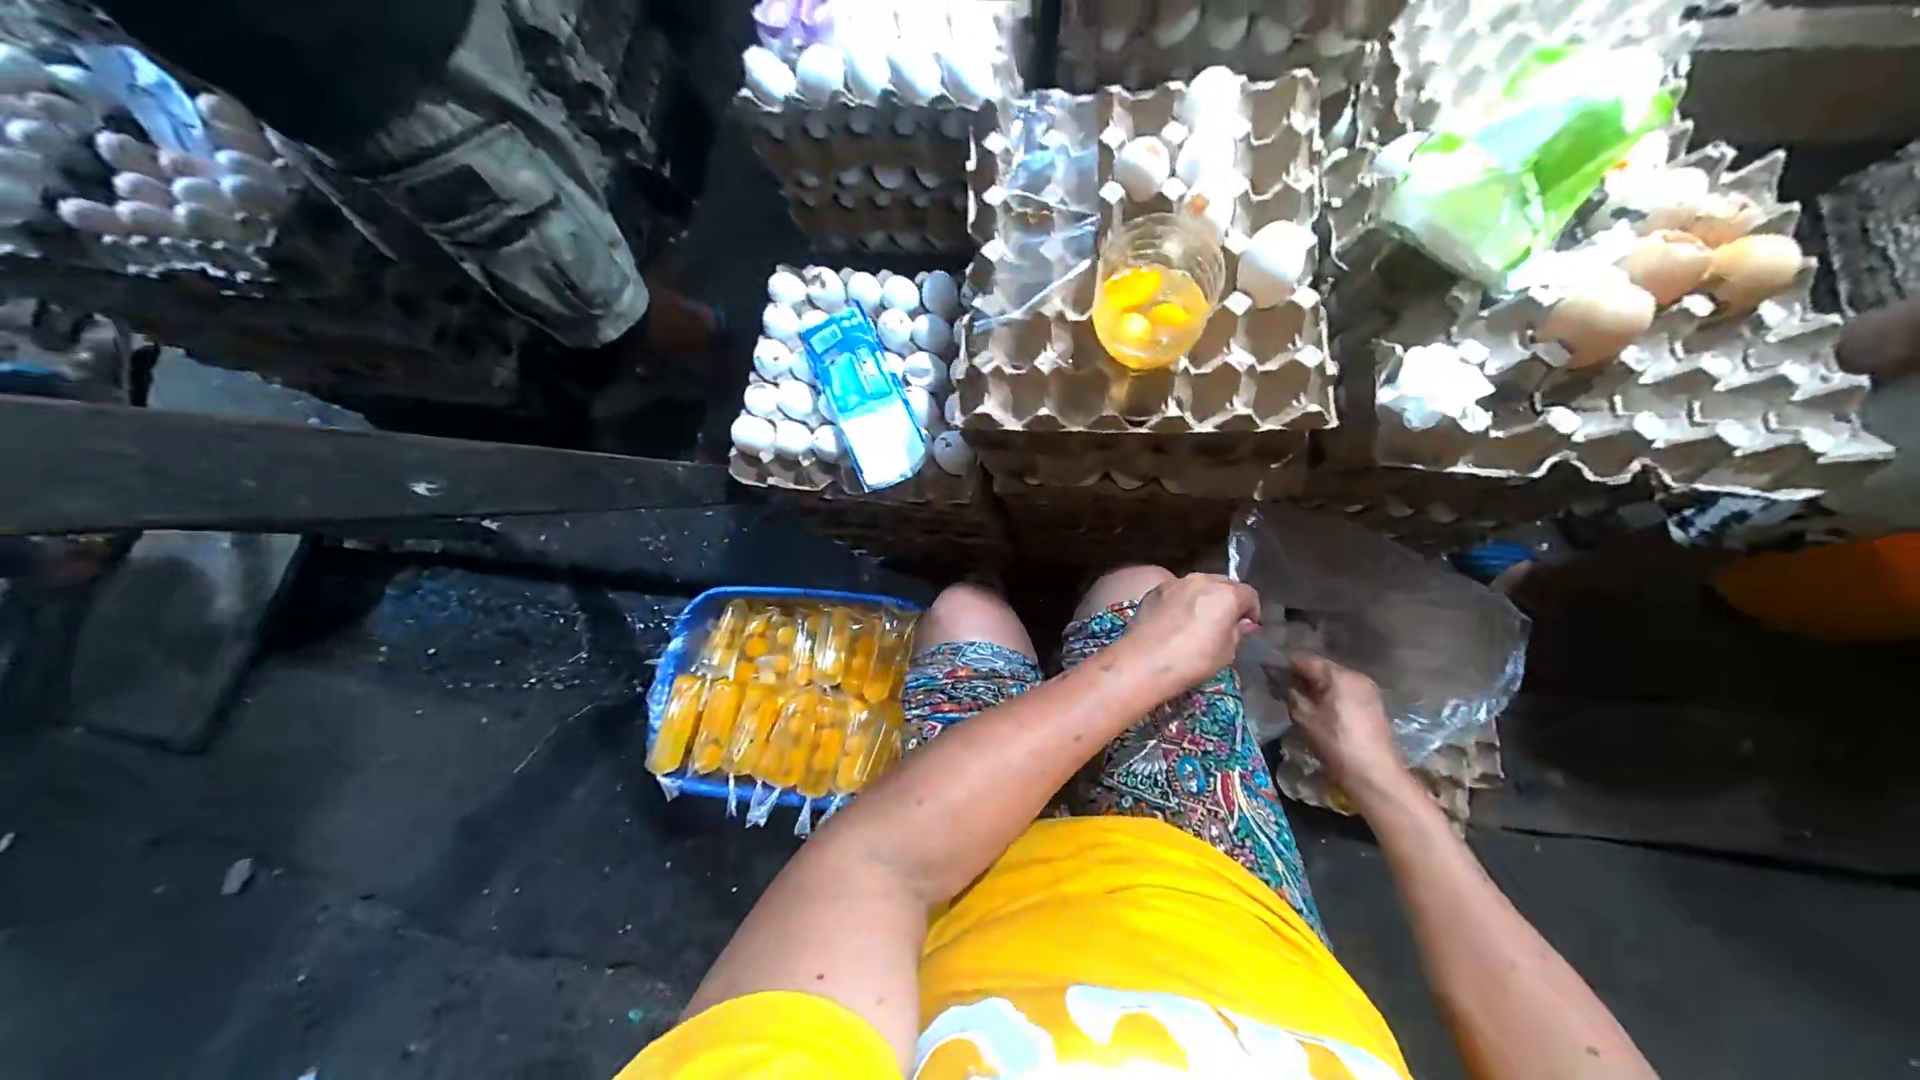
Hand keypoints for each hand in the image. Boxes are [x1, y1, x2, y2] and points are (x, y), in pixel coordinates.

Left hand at [1114, 573, 1260, 692]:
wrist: (1143, 661)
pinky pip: (1176, 591)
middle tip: (1224, 622)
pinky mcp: (1154, 590)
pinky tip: (1175, 620)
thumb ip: (1237, 632)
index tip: (1246, 626)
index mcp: (1225, 593)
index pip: (1249, 594)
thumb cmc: (1192, 660)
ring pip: (1198, 585)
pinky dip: (1182, 600)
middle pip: (1223, 584)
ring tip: (1198, 620)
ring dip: (1204, 597)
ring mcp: (1174, 583)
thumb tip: (1245, 623)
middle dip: (1228, 600)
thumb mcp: (1225, 652)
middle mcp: (1200, 580)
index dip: (1251, 611)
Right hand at [1286, 654, 1410, 803]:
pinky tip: (1319, 707)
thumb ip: (1290, 691)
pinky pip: (1344, 690)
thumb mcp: (1302, 715)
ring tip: (1298, 698)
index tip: (1267, 672)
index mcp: (1338, 674)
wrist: (1374, 773)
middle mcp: (1356, 675)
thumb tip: (1282, 680)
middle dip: (1299, 675)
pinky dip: (1329, 694)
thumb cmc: (1335, 742)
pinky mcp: (1373, 703)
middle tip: (1280, 687)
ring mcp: (1368, 689)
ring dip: (1314, 685)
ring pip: (1332, 679)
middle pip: (1320, 667)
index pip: (1303, 659)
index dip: (1282, 664)